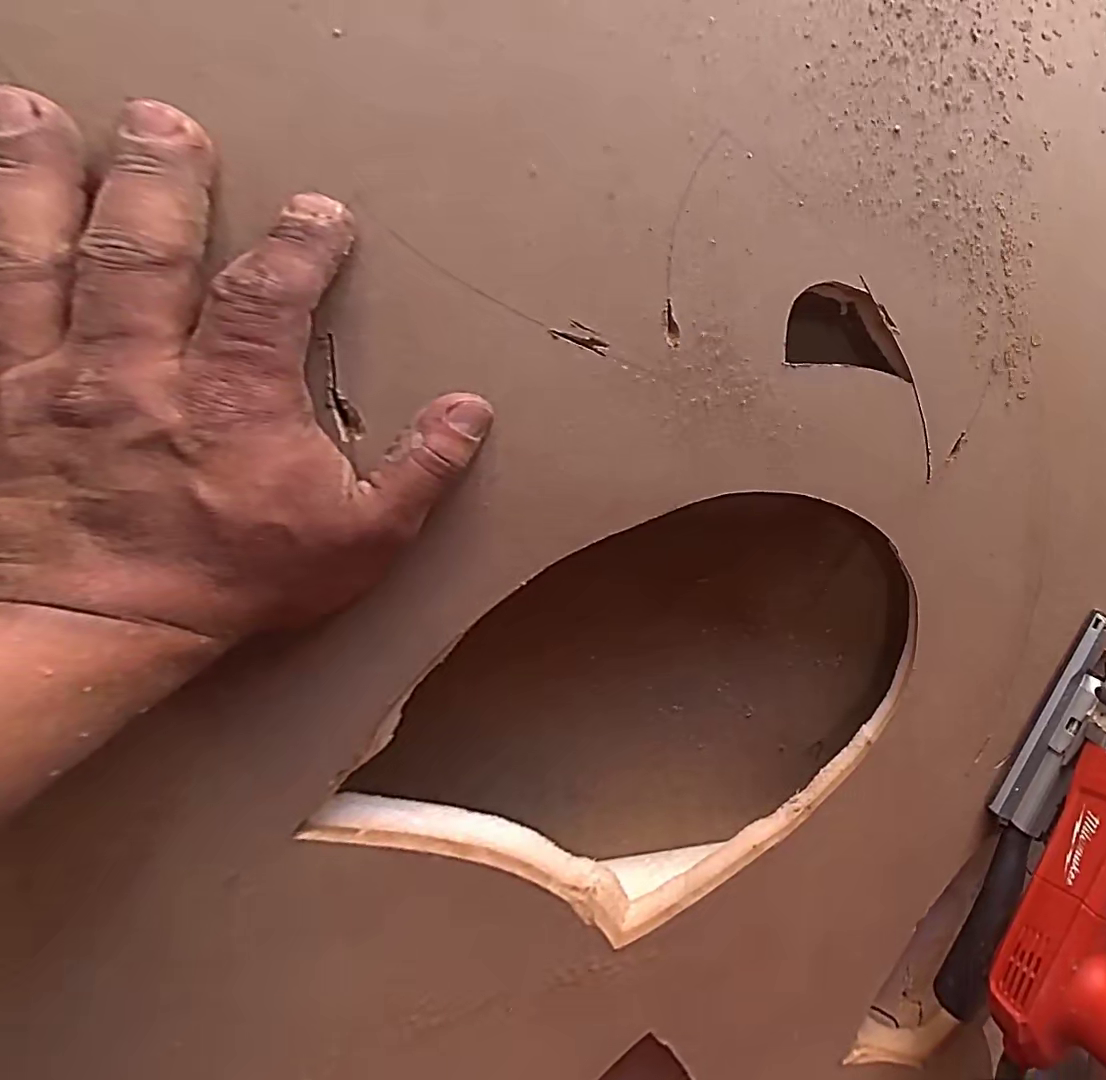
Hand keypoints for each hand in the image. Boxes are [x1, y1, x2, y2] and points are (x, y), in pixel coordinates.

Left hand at [0, 87, 490, 642]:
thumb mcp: (372, 532)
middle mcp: (133, 374)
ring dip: (32, 182)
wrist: (101, 625)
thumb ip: (425, 467)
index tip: (320, 211)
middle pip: (139, 256)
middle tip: (166, 122)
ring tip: (32, 114)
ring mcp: (45, 379)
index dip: (297, 249)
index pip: (266, 302)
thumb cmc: (248, 576)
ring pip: (30, 260)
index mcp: (236, 404)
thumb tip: (470, 410)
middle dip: (156, 181)